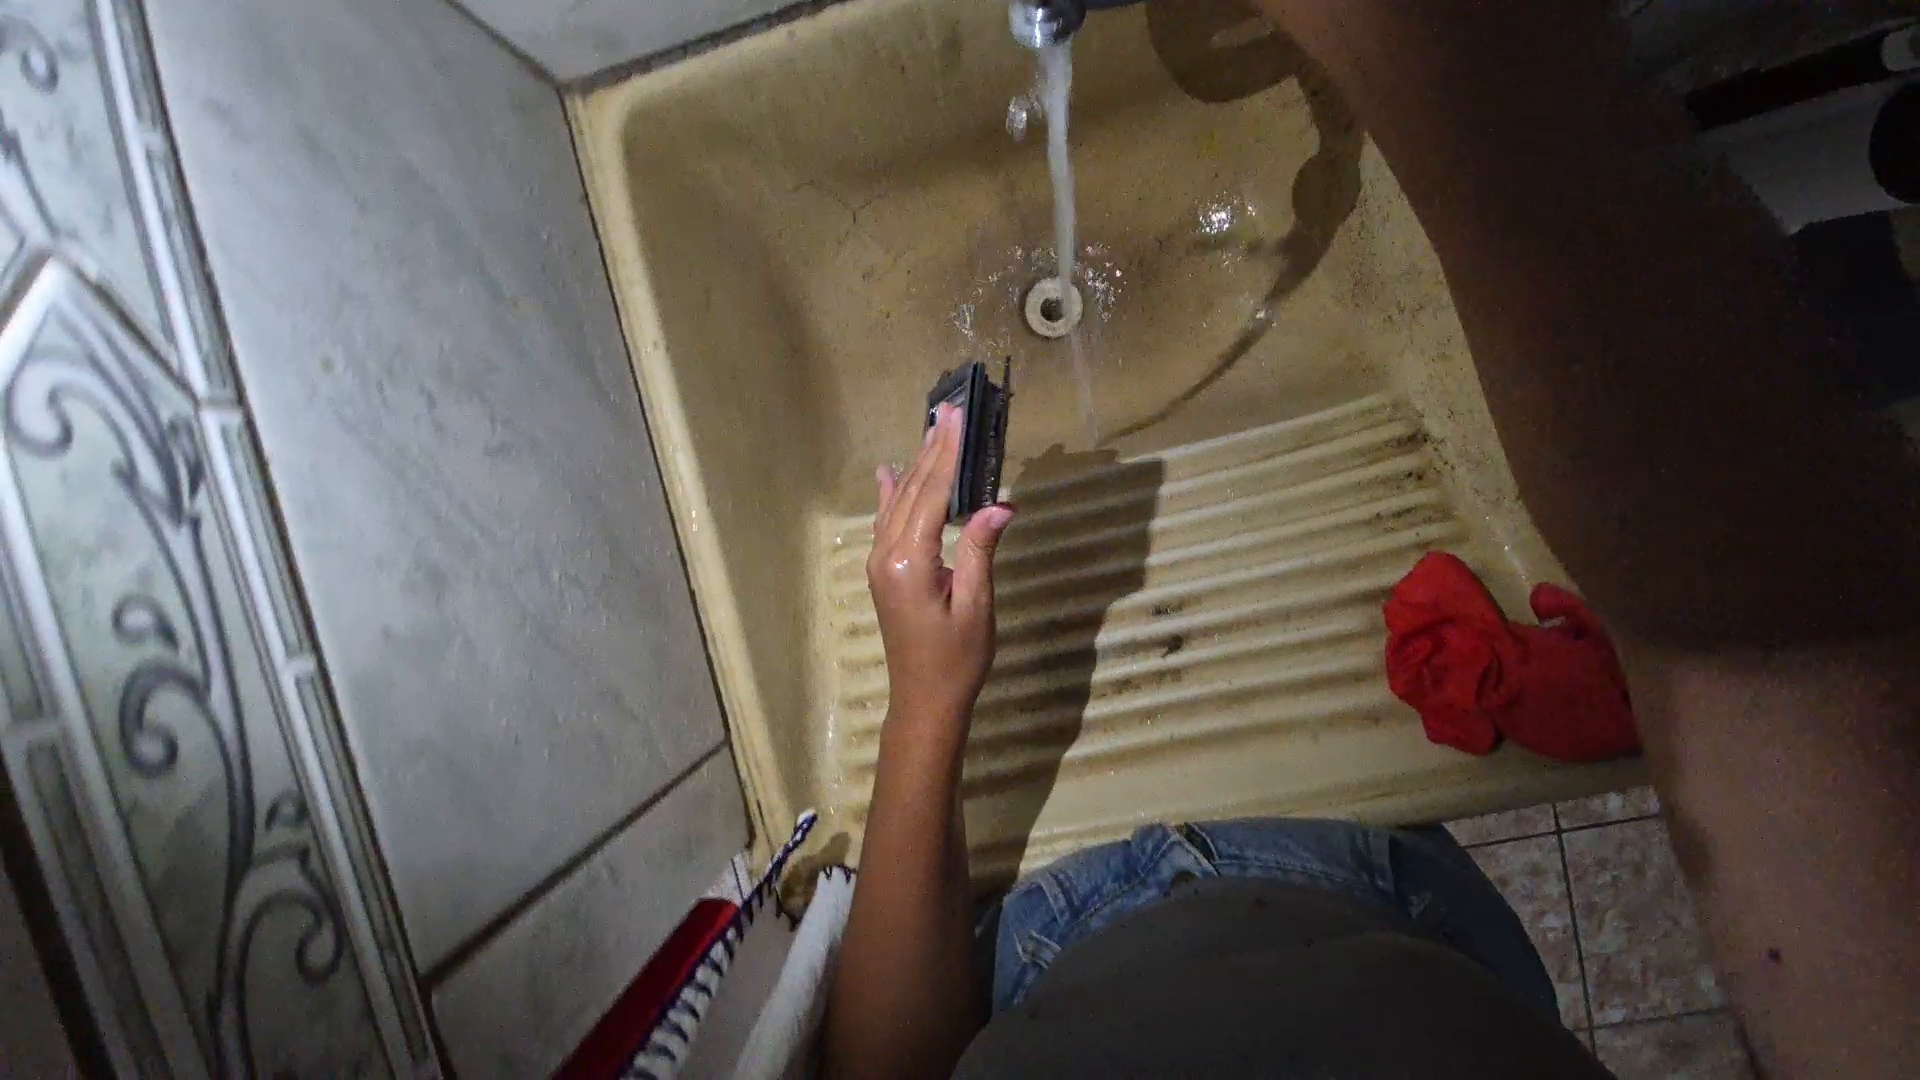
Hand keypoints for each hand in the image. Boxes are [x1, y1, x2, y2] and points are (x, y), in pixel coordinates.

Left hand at [867, 402, 1015, 740]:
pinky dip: (892, 494)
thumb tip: (999, 504)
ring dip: (916, 465)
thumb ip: (981, 550)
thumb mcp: (977, 604)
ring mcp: (881, 563)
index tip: (957, 416)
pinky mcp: (885, 572)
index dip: (947, 453)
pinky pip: (888, 523)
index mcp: (910, 562)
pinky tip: (888, 473)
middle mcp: (887, 555)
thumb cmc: (957, 658)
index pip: (932, 494)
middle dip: (932, 449)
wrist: (924, 700)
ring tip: (930, 428)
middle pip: (913, 491)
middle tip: (946, 408)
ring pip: (899, 503)